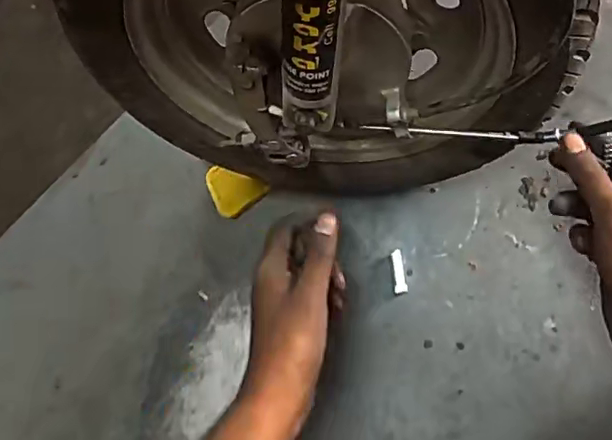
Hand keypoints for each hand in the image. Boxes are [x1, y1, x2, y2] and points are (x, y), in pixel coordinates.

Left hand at [214, 211, 345, 439]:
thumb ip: (320, 254)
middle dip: (321, 252)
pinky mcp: (287, 319)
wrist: (279, 395)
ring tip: (341, 292)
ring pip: (303, 271)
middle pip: (296, 248)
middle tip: (339, 270)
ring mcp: (278, 300)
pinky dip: (322, 293)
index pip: (285, 227)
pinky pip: (306, 292)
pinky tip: (335, 307)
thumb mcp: (311, 292)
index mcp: (270, 268)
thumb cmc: (294, 341)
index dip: (308, 219)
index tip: (334, 222)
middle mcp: (270, 279)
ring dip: (325, 274)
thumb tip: (326, 217)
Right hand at [549, 133, 611, 405]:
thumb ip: (589, 174)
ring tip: (558, 209)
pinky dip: (583, 234)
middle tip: (551, 163)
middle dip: (578, 173)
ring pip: (595, 209)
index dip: (592, 142)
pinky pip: (595, 236)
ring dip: (575, 205)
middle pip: (604, 181)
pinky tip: (579, 244)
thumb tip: (572, 138)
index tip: (565, 133)